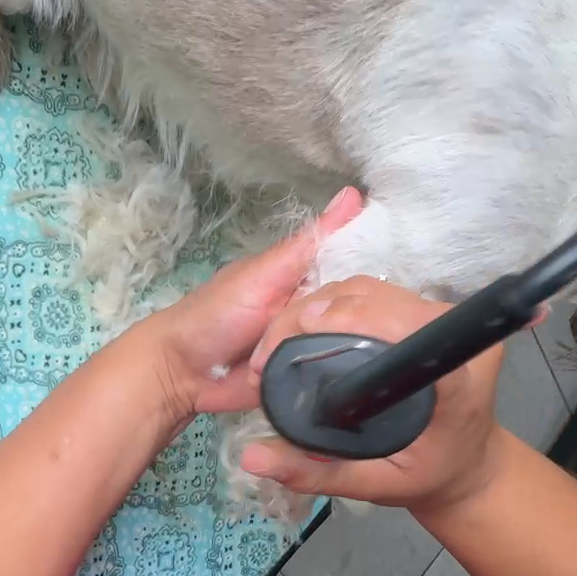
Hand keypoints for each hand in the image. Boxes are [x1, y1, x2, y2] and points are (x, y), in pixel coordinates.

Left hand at [140, 187, 364, 415]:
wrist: (182, 372)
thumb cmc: (215, 314)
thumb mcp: (264, 274)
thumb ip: (307, 244)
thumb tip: (353, 194)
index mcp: (305, 279)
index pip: (357, 273)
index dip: (375, 279)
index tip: (394, 291)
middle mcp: (312, 312)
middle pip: (356, 314)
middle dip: (355, 322)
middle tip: (340, 328)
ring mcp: (307, 349)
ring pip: (345, 349)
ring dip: (339, 352)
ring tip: (330, 354)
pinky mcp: (300, 381)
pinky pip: (326, 381)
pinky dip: (326, 380)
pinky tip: (335, 379)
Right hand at [240, 277, 508, 514]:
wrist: (467, 463)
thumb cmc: (427, 476)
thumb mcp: (371, 485)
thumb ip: (313, 474)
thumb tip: (251, 458)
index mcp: (456, 379)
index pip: (408, 328)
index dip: (355, 319)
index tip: (303, 332)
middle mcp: (451, 337)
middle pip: (374, 298)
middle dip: (308, 316)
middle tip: (264, 359)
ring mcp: (439, 317)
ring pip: (365, 289)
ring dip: (310, 309)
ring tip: (272, 348)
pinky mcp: (421, 310)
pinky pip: (367, 294)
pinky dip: (324, 307)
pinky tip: (296, 335)